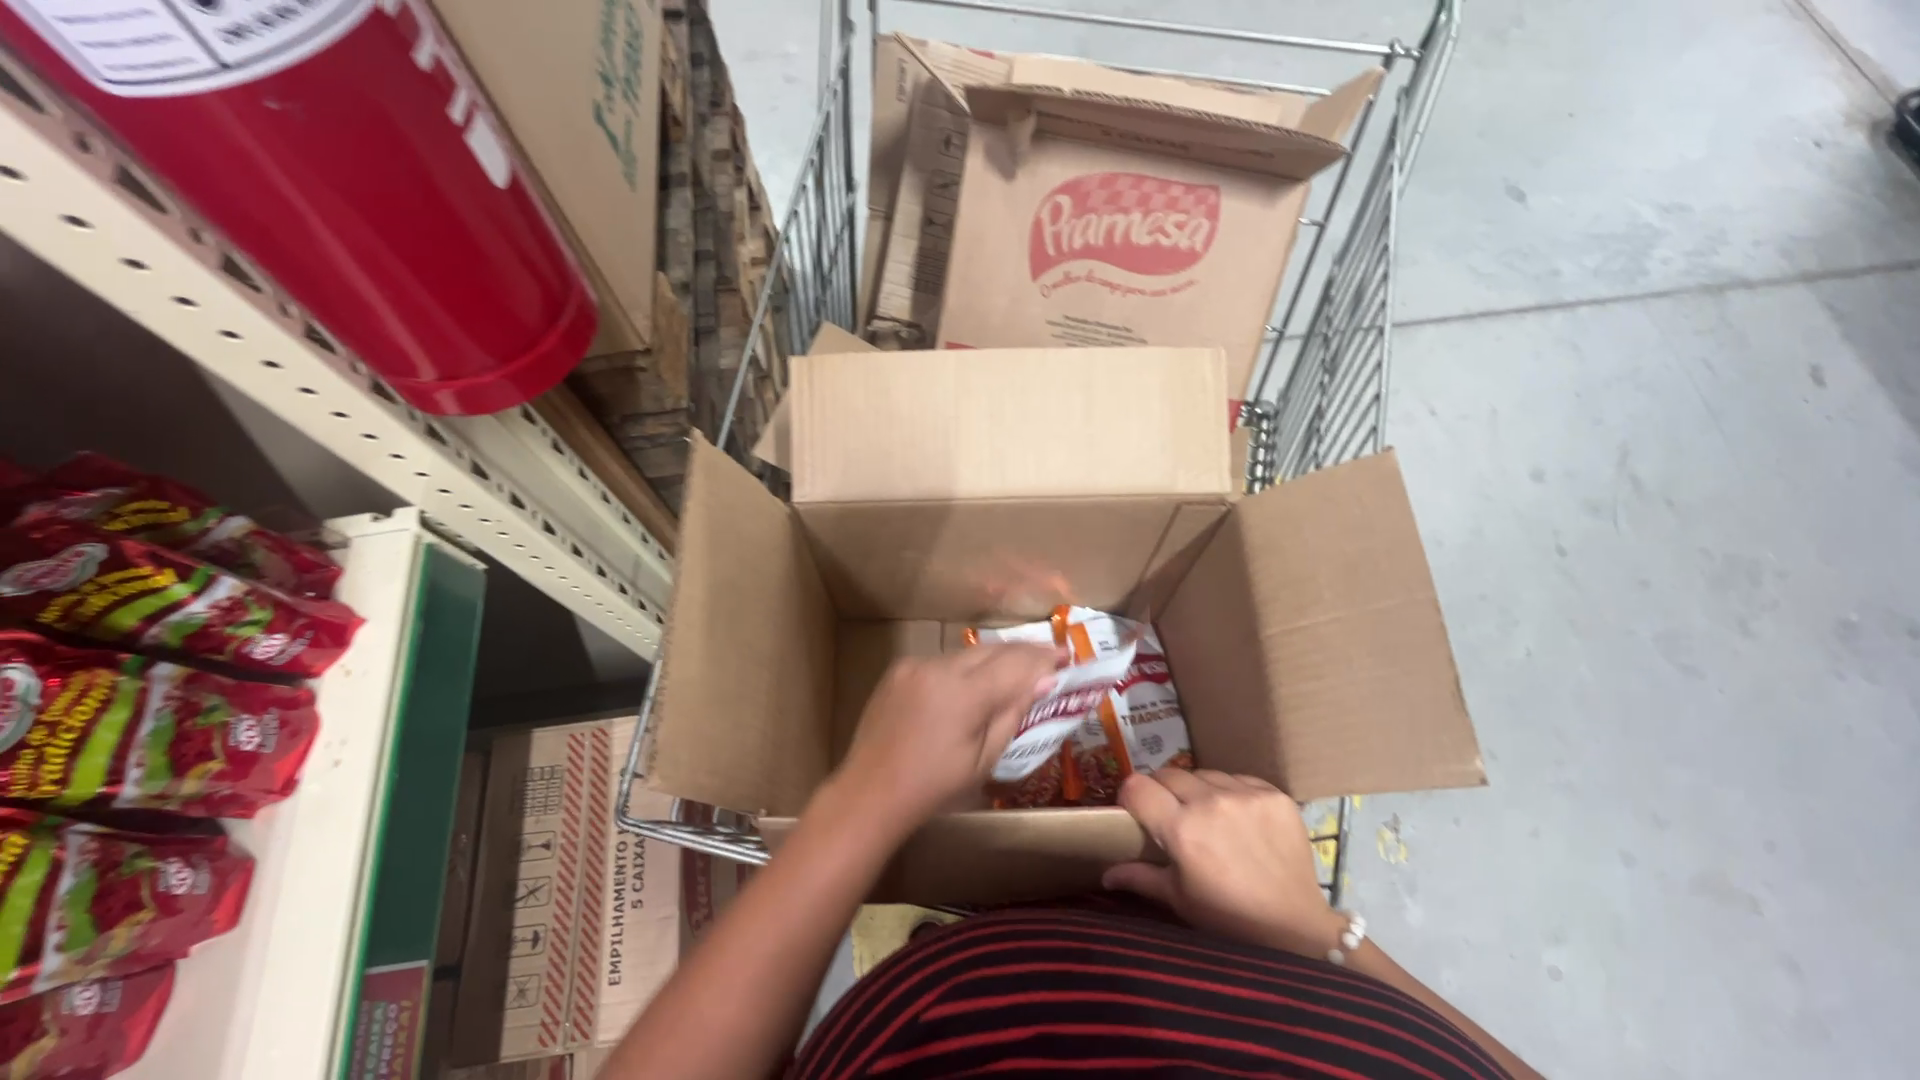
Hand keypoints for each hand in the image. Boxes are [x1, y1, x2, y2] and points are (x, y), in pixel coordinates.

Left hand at [831, 645, 1058, 826]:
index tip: (1067, 656)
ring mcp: (915, 665)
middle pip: (991, 650)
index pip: (1014, 663)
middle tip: (1050, 659)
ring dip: (992, 660)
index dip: (1043, 658)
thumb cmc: (934, 787)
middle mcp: (938, 667)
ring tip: (1015, 672)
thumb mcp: (984, 758)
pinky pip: (941, 662)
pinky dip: (962, 670)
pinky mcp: (899, 669)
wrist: (870, 792)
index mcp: (962, 694)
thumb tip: (1046, 680)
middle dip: (1022, 653)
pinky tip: (971, 686)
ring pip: (966, 654)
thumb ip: (1014, 713)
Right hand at [1102, 769, 1343, 958]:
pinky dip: (1231, 792)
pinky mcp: (1274, 794)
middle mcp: (1210, 802)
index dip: (1131, 797)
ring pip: (1204, 773)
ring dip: (1198, 790)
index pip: (1137, 786)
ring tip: (1208, 817)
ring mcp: (1246, 795)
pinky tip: (1237, 817)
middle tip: (1172, 816)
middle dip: (1162, 791)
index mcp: (1182, 829)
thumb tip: (1106, 874)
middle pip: (1168, 774)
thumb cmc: (1229, 917)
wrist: (1295, 926)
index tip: (1136, 812)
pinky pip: (1238, 778)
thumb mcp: (1180, 900)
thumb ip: (1140, 877)